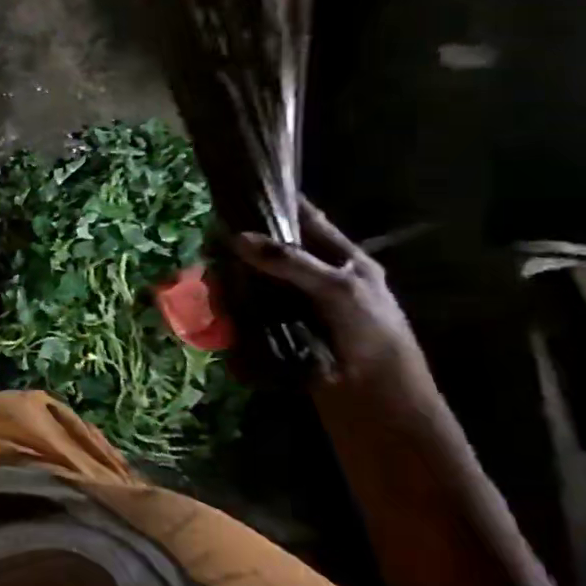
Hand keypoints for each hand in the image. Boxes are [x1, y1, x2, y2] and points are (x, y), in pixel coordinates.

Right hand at [231, 200, 439, 415]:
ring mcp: (294, 300)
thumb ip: (288, 261)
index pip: (304, 217)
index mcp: (340, 257)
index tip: (238, 189)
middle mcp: (314, 274)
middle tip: (211, 244)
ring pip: (251, 276)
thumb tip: (234, 237)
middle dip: (239, 245)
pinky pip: (245, 305)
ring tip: (211, 281)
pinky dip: (230, 303)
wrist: (374, 396)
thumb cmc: (368, 334)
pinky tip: (217, 304)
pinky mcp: (276, 325)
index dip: (275, 201)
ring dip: (230, 277)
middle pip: (268, 247)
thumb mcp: (336, 289)